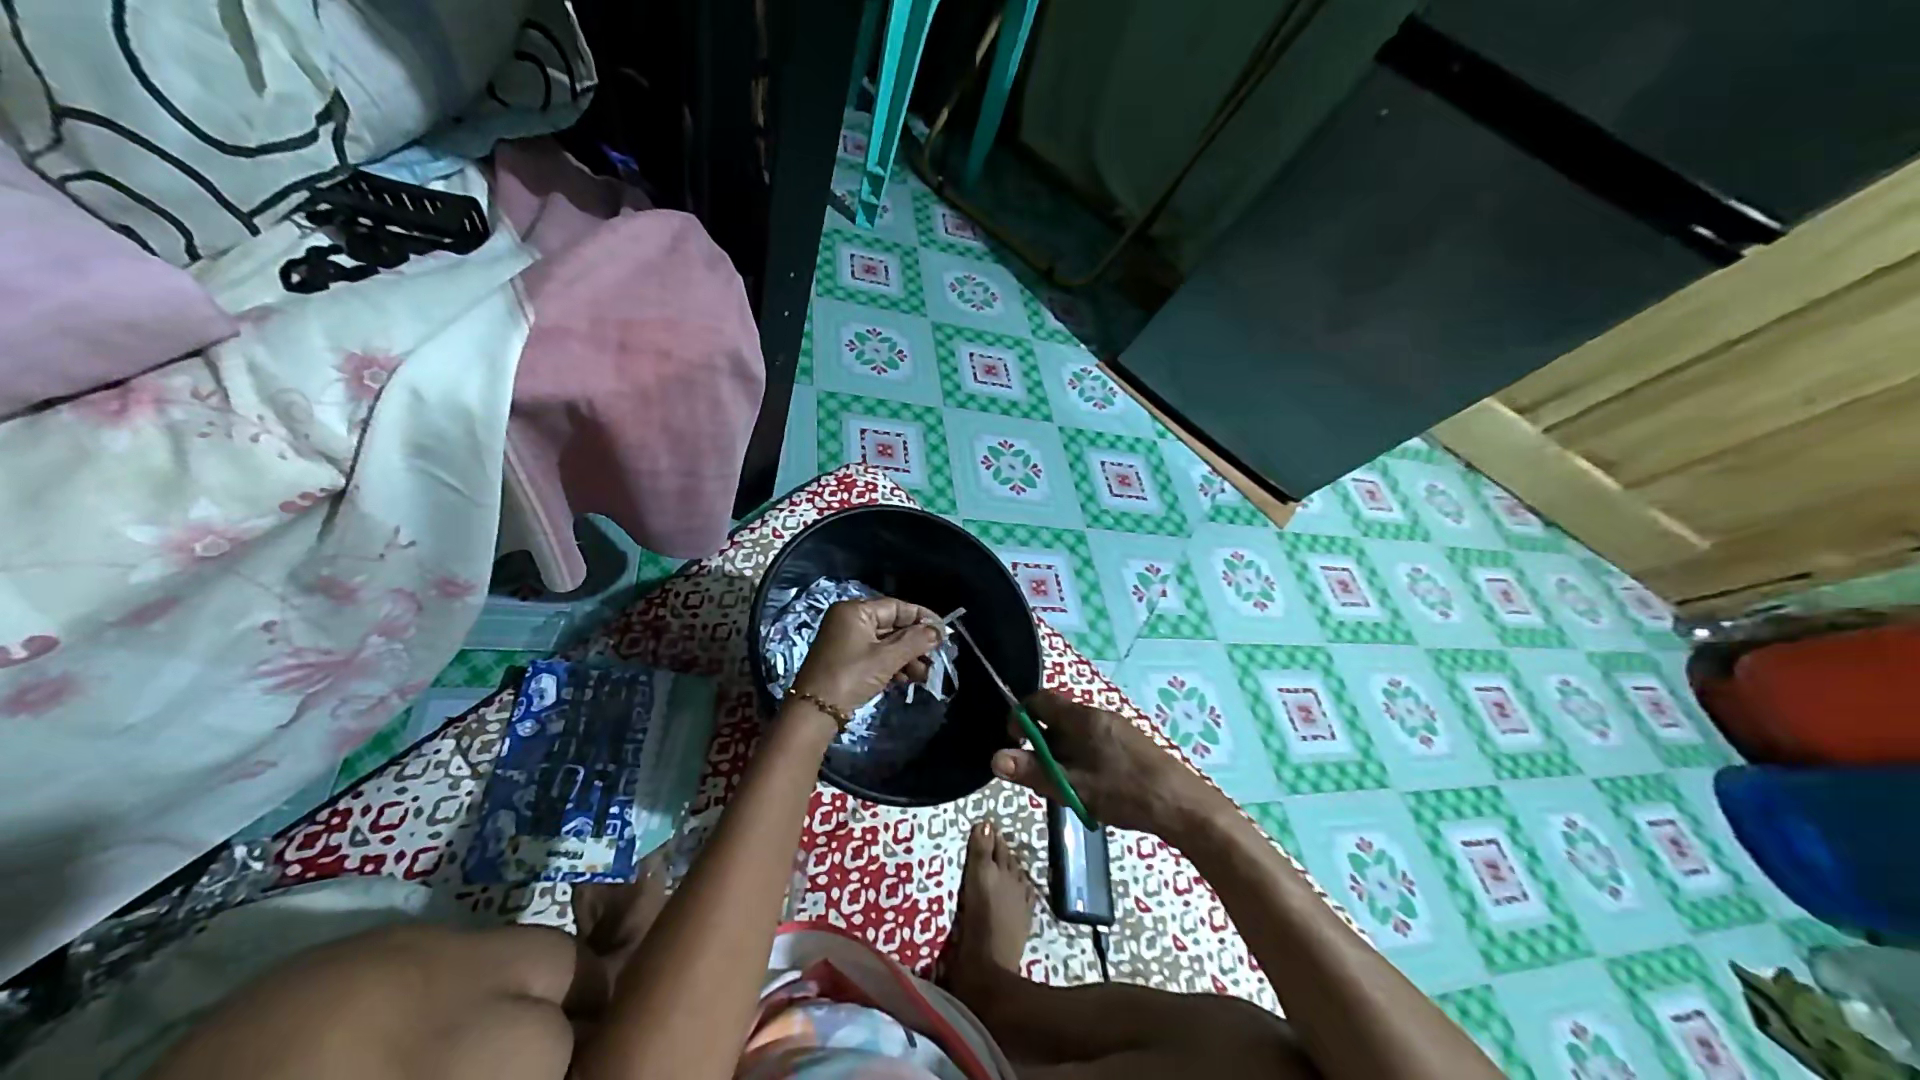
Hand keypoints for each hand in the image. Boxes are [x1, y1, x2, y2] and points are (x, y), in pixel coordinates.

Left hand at [790, 598, 943, 718]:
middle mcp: (850, 621)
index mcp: (855, 611)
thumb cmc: (851, 676)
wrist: (814, 711)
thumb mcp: (886, 658)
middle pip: (892, 626)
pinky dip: (892, 666)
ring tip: (923, 675)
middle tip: (935, 658)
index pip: (896, 607)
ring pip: (886, 644)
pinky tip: (907, 679)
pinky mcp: (847, 660)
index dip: (922, 618)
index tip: (943, 631)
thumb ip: (915, 641)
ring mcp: (847, 641)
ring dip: (907, 658)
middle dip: (915, 644)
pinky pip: (876, 656)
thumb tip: (938, 632)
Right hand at [990, 690, 1230, 836]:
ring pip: (1075, 736)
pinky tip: (1093, 792)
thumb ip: (1033, 772)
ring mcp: (1117, 728)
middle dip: (1041, 746)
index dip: (1020, 718)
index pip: (1039, 699)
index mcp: (1082, 717)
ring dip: (1062, 758)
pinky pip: (1093, 744)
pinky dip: (1082, 762)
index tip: (1015, 746)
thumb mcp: (1072, 786)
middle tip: (1042, 779)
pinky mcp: (1130, 744)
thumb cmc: (1124, 792)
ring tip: (1068, 791)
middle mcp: (1098, 715)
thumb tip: (996, 758)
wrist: (1183, 807)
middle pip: (1056, 719)